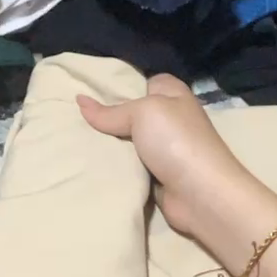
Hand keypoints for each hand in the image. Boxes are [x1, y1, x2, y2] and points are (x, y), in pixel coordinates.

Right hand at [77, 74, 276, 245]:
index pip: (142, 81)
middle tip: (75, 118)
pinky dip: (116, 167)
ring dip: (109, 145)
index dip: (120, 86)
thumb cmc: (176, 141)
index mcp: (173, 93)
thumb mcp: (142, 113)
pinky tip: (92, 164)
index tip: (90, 91)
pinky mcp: (159, 174)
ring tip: (75, 140)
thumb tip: (79, 100)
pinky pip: (130, 165)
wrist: (201, 195)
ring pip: (128, 141)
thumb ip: (110, 111)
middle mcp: (171, 117)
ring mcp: (165, 148)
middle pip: (132, 113)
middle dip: (108, 117)